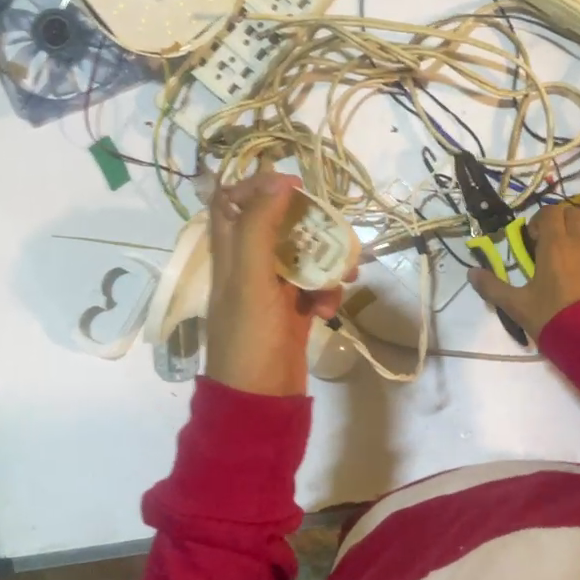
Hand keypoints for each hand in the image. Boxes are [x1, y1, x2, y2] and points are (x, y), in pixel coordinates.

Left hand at [204, 172, 345, 396]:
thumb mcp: (250, 277)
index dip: (258, 186)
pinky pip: (316, 288)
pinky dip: (328, 292)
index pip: (231, 201)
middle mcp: (248, 266)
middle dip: (310, 226)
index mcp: (229, 253)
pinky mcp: (294, 312)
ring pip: (304, 256)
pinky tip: (332, 308)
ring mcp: (273, 290)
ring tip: (350, 273)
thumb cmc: (251, 337)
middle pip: (278, 225)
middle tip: (335, 231)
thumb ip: (259, 226)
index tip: (295, 187)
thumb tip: (280, 180)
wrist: (261, 400)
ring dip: (328, 261)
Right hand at [468, 203, 579, 338]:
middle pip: (573, 214)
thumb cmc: (551, 318)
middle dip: (560, 224)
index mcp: (556, 245)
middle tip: (549, 247)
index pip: (550, 212)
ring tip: (568, 264)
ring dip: (578, 239)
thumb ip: (492, 287)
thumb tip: (471, 273)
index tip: (532, 240)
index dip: (540, 221)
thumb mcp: (517, 305)